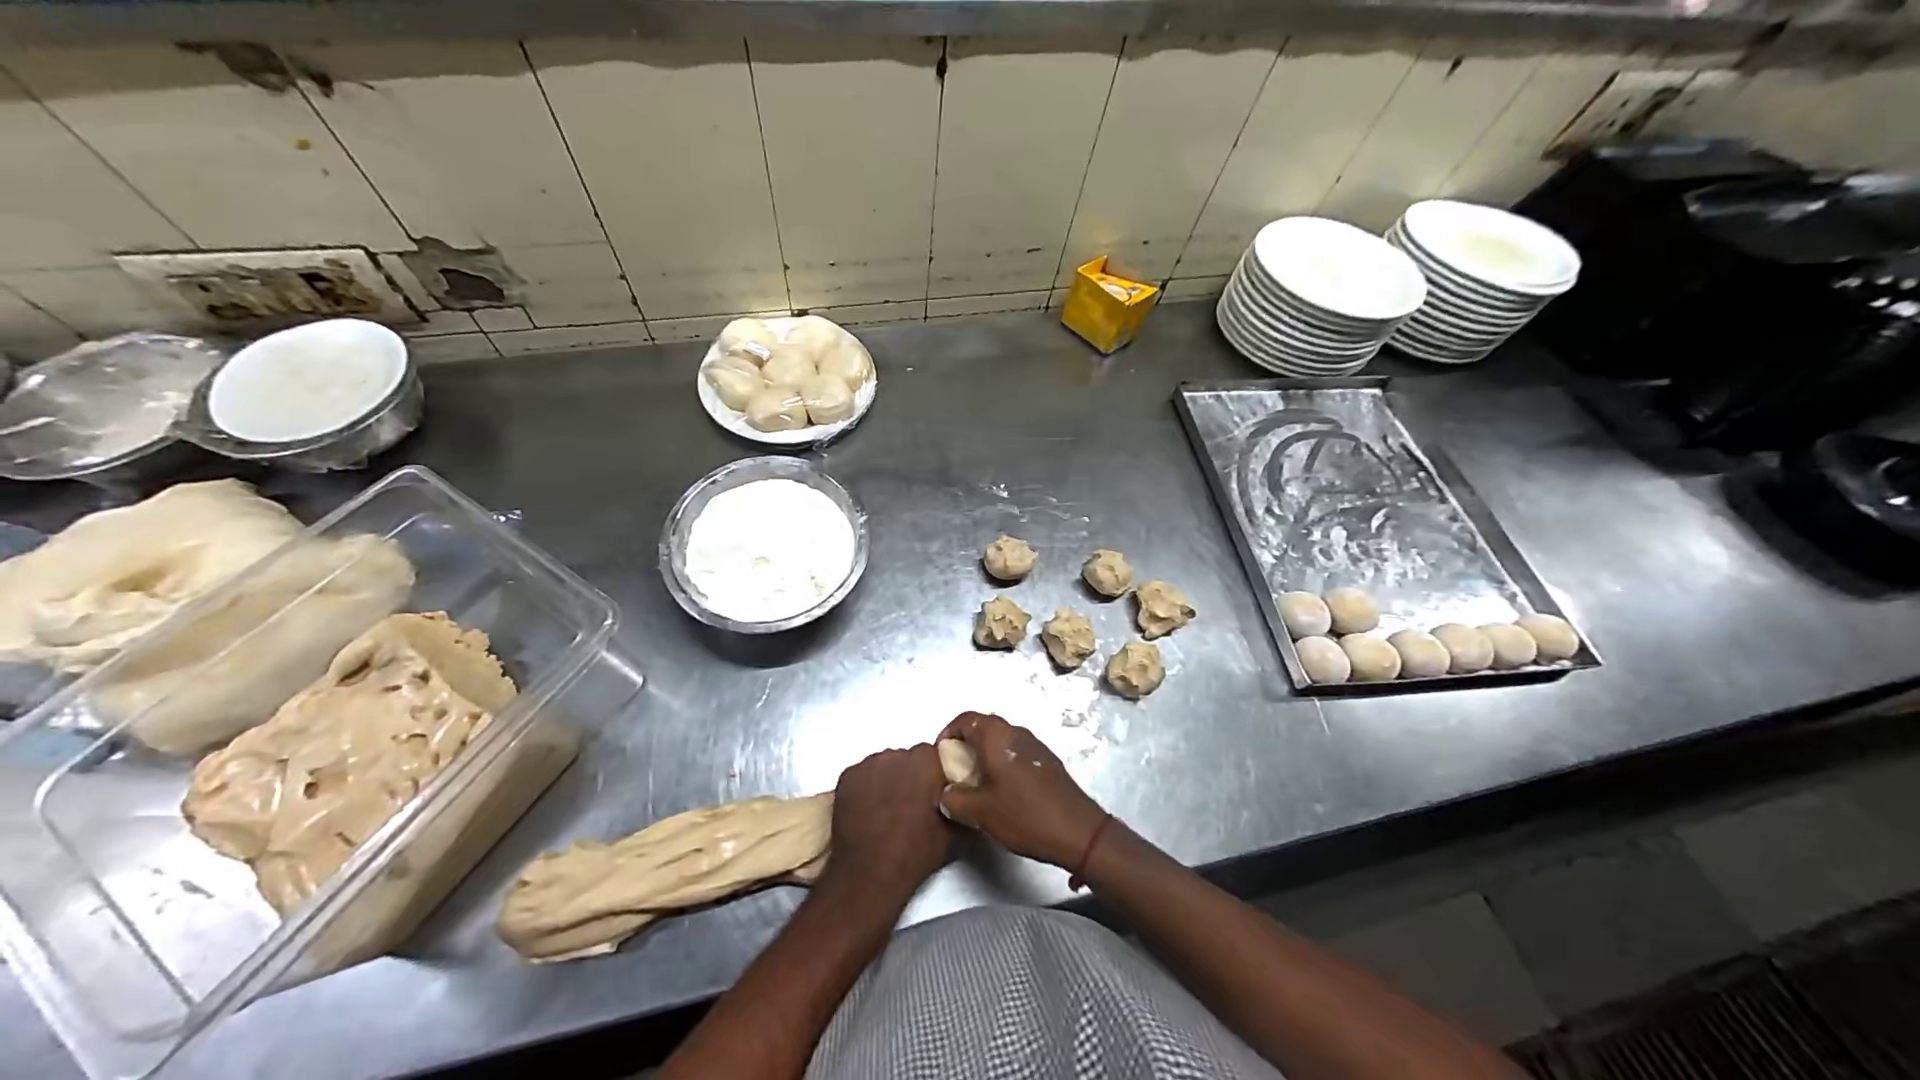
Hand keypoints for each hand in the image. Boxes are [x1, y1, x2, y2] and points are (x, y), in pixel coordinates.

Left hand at [821, 745, 952, 905]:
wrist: (869, 872)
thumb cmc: (915, 852)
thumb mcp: (951, 829)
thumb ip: (954, 801)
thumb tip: (951, 795)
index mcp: (926, 762)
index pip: (935, 755)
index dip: (934, 774)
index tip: (933, 792)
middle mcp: (897, 755)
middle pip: (907, 758)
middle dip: (910, 776)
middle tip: (910, 803)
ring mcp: (869, 764)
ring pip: (884, 765)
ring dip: (887, 780)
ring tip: (886, 809)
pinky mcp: (847, 776)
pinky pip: (862, 775)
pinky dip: (865, 788)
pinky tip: (866, 811)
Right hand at [938, 712, 1108, 868]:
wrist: (1077, 831)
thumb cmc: (1023, 815)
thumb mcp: (979, 812)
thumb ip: (954, 799)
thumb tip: (946, 795)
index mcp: (997, 736)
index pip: (965, 719)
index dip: (948, 733)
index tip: (940, 756)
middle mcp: (1017, 733)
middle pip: (984, 728)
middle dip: (966, 745)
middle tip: (955, 772)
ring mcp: (1036, 746)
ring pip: (1001, 742)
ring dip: (985, 756)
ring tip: (975, 785)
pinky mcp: (1048, 762)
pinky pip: (1016, 754)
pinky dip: (1002, 765)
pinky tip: (1001, 793)